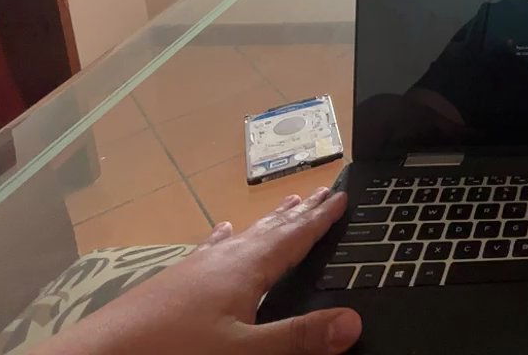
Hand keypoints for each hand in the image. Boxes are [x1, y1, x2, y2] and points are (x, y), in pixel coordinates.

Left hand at [30, 186, 360, 354]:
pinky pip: (210, 248)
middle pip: (274, 228)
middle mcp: (228, 258)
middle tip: (324, 189)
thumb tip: (354, 321)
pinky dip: (224, 237)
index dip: (322, 218)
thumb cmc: (175, 354)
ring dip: (271, 220)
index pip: (296, 237)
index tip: (343, 194)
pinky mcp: (173, 280)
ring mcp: (198, 267)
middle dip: (301, 212)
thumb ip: (297, 338)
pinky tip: (223, 231)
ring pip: (246, 235)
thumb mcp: (242, 353)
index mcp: (250, 269)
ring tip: (288, 202)